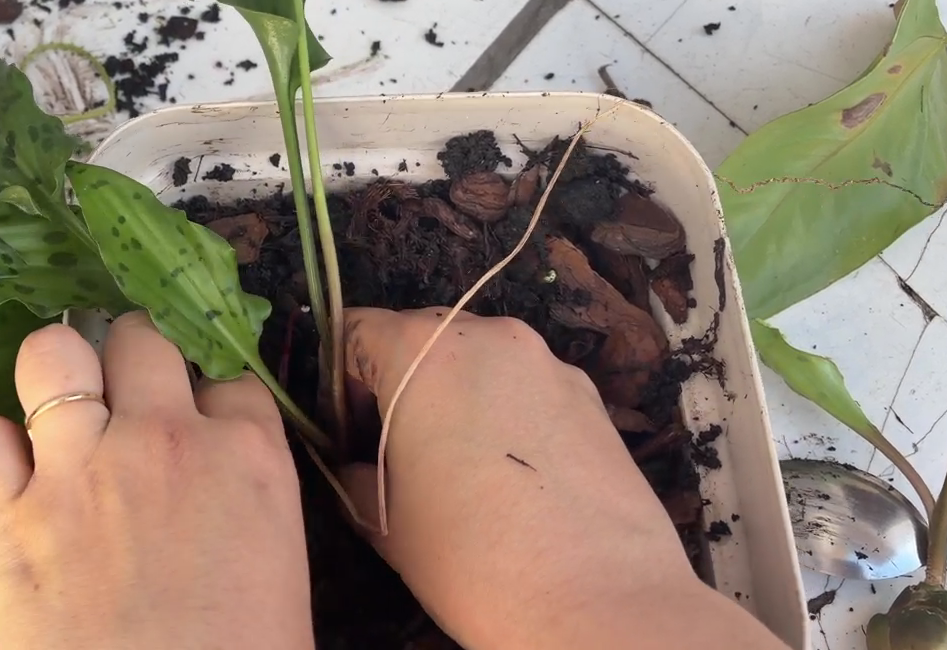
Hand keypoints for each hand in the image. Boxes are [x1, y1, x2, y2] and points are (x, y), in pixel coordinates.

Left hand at [0, 311, 312, 649]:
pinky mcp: (9, 517)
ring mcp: (79, 468)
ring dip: (56, 371)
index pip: (229, 378)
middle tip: (124, 392)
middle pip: (140, 336)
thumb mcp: (273, 562)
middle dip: (133, 355)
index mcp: (245, 457)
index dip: (209, 395)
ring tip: (59, 404)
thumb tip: (205, 459)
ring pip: (53, 352)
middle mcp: (160, 437)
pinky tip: (2, 476)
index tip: (196, 419)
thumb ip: (238, 490)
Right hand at [339, 307, 785, 649]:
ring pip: (470, 356)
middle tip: (397, 447)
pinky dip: (502, 407)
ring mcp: (542, 359)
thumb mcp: (380, 515)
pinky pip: (521, 382)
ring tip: (462, 459)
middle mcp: (480, 332)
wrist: (608, 613)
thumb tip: (351, 459)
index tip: (350, 435)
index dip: (338, 381)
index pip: (350, 332)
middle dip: (394, 380)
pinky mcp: (589, 393)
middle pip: (411, 334)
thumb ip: (348, 467)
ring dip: (449, 390)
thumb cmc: (472, 555)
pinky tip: (512, 471)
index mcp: (417, 346)